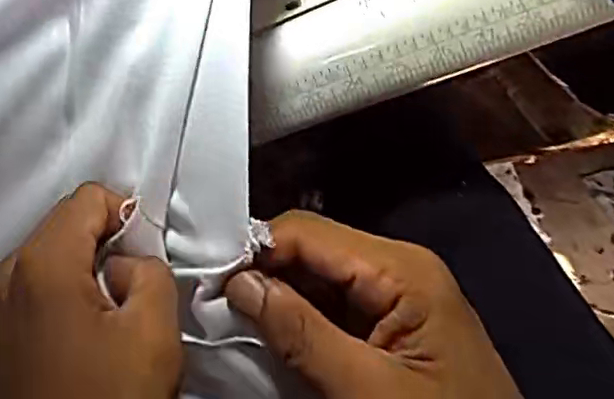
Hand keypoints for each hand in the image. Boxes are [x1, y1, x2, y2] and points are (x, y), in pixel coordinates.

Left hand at [0, 184, 181, 398]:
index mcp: (41, 260)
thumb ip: (150, 273)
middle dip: (103, 247)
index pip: (86, 199)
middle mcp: (6, 270)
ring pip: (45, 259)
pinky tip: (80, 340)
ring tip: (110, 321)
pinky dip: (57, 298)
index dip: (125, 215)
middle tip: (134, 289)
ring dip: (81, 274)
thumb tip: (129, 258)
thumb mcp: (151, 337)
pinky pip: (29, 291)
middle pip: (62, 226)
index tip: (147, 252)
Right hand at [225, 211, 522, 398]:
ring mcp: (397, 293)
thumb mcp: (371, 393)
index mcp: (402, 268)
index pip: (303, 231)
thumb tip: (236, 281)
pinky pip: (329, 300)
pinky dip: (298, 314)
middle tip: (220, 301)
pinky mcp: (392, 321)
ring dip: (276, 295)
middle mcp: (398, 266)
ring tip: (240, 317)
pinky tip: (275, 332)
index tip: (211, 279)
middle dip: (264, 273)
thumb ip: (300, 331)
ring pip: (312, 273)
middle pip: (306, 247)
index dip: (253, 250)